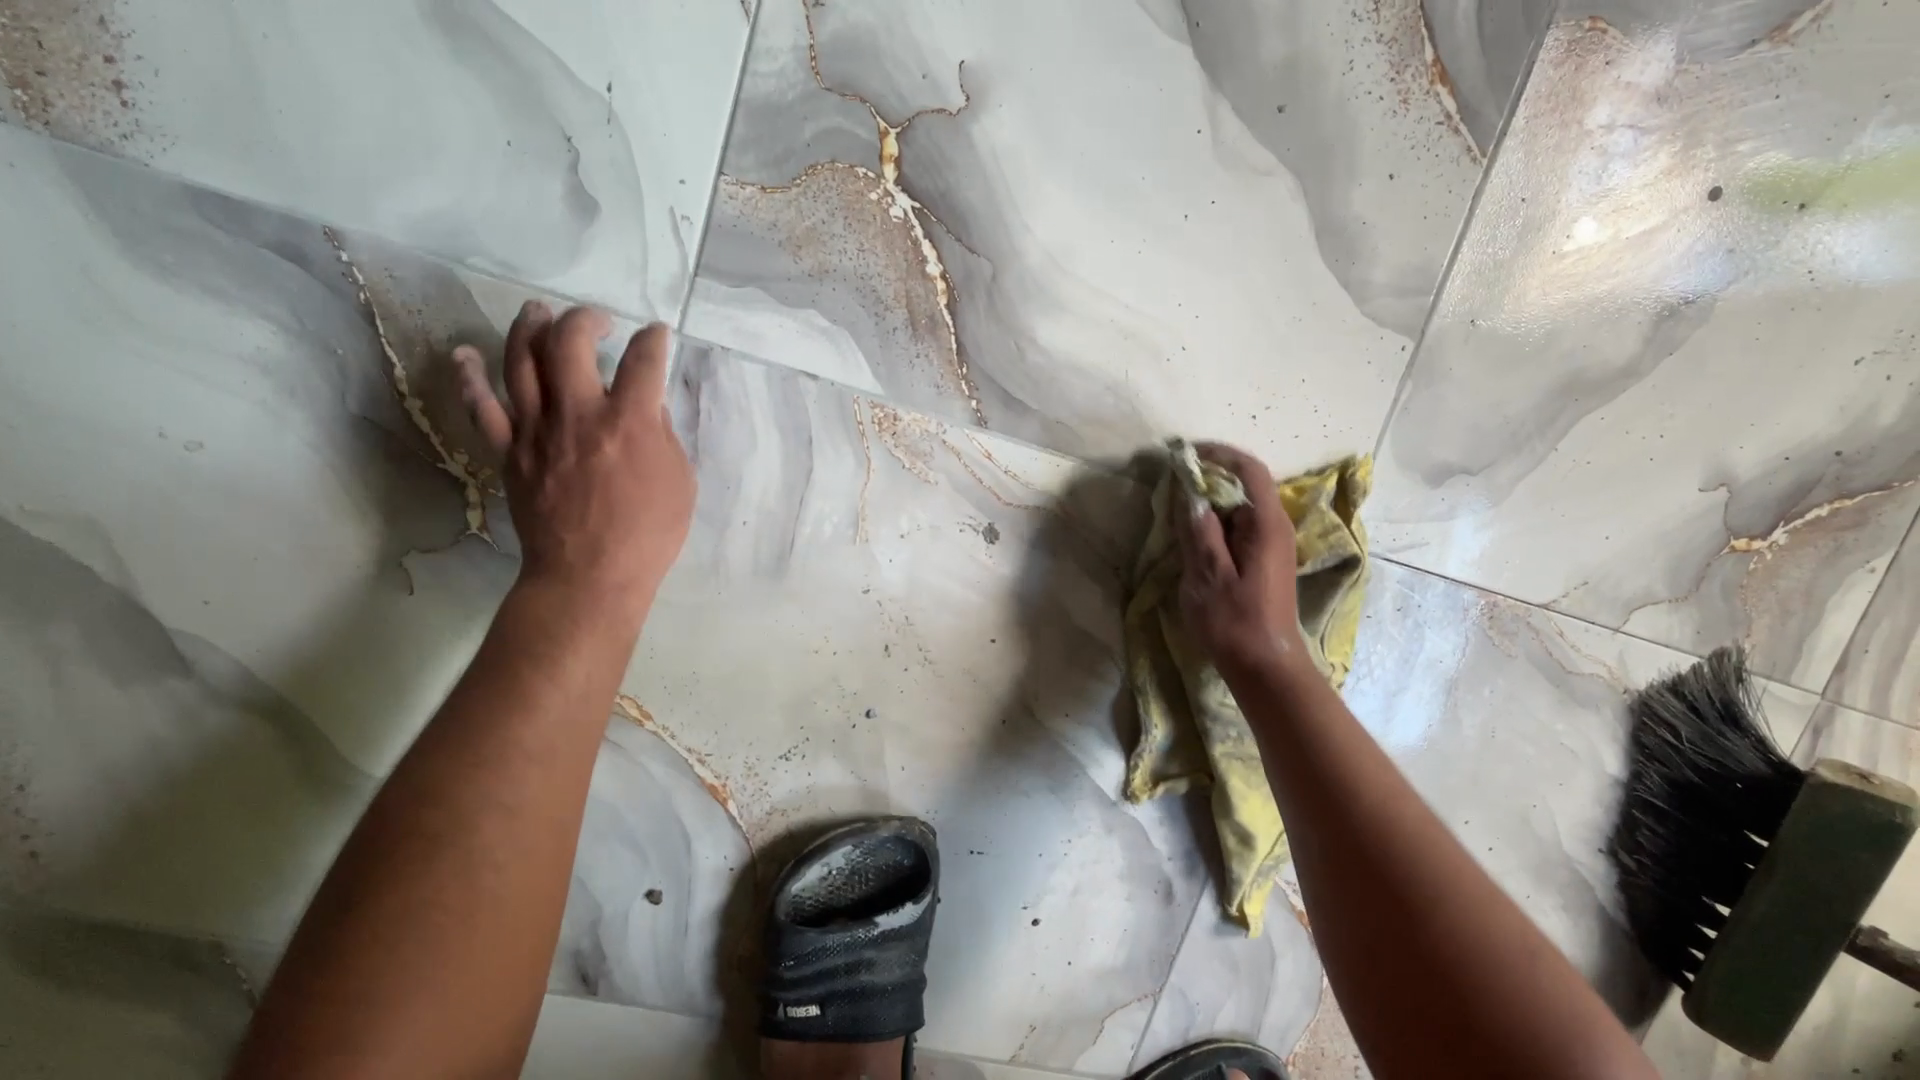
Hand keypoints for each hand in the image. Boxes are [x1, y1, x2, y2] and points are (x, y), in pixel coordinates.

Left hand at [454, 302, 693, 621]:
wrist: (589, 577)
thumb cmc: (647, 535)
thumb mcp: (679, 482)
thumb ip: (662, 436)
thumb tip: (647, 407)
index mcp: (630, 422)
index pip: (644, 360)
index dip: (653, 339)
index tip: (657, 335)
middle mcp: (579, 414)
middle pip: (570, 342)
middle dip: (587, 319)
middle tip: (599, 321)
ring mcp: (537, 431)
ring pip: (521, 360)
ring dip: (530, 327)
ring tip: (539, 311)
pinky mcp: (510, 453)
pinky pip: (481, 408)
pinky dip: (469, 378)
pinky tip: (466, 354)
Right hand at [1175, 442, 1308, 677]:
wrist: (1265, 667)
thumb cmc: (1235, 623)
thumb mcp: (1208, 576)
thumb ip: (1200, 532)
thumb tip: (1191, 496)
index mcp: (1266, 525)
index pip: (1249, 471)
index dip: (1219, 455)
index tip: (1186, 455)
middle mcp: (1276, 528)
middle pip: (1245, 486)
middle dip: (1210, 480)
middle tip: (1173, 484)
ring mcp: (1272, 546)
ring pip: (1241, 509)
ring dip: (1211, 504)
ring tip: (1177, 510)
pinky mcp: (1265, 562)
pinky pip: (1240, 528)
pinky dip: (1216, 524)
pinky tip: (1193, 538)